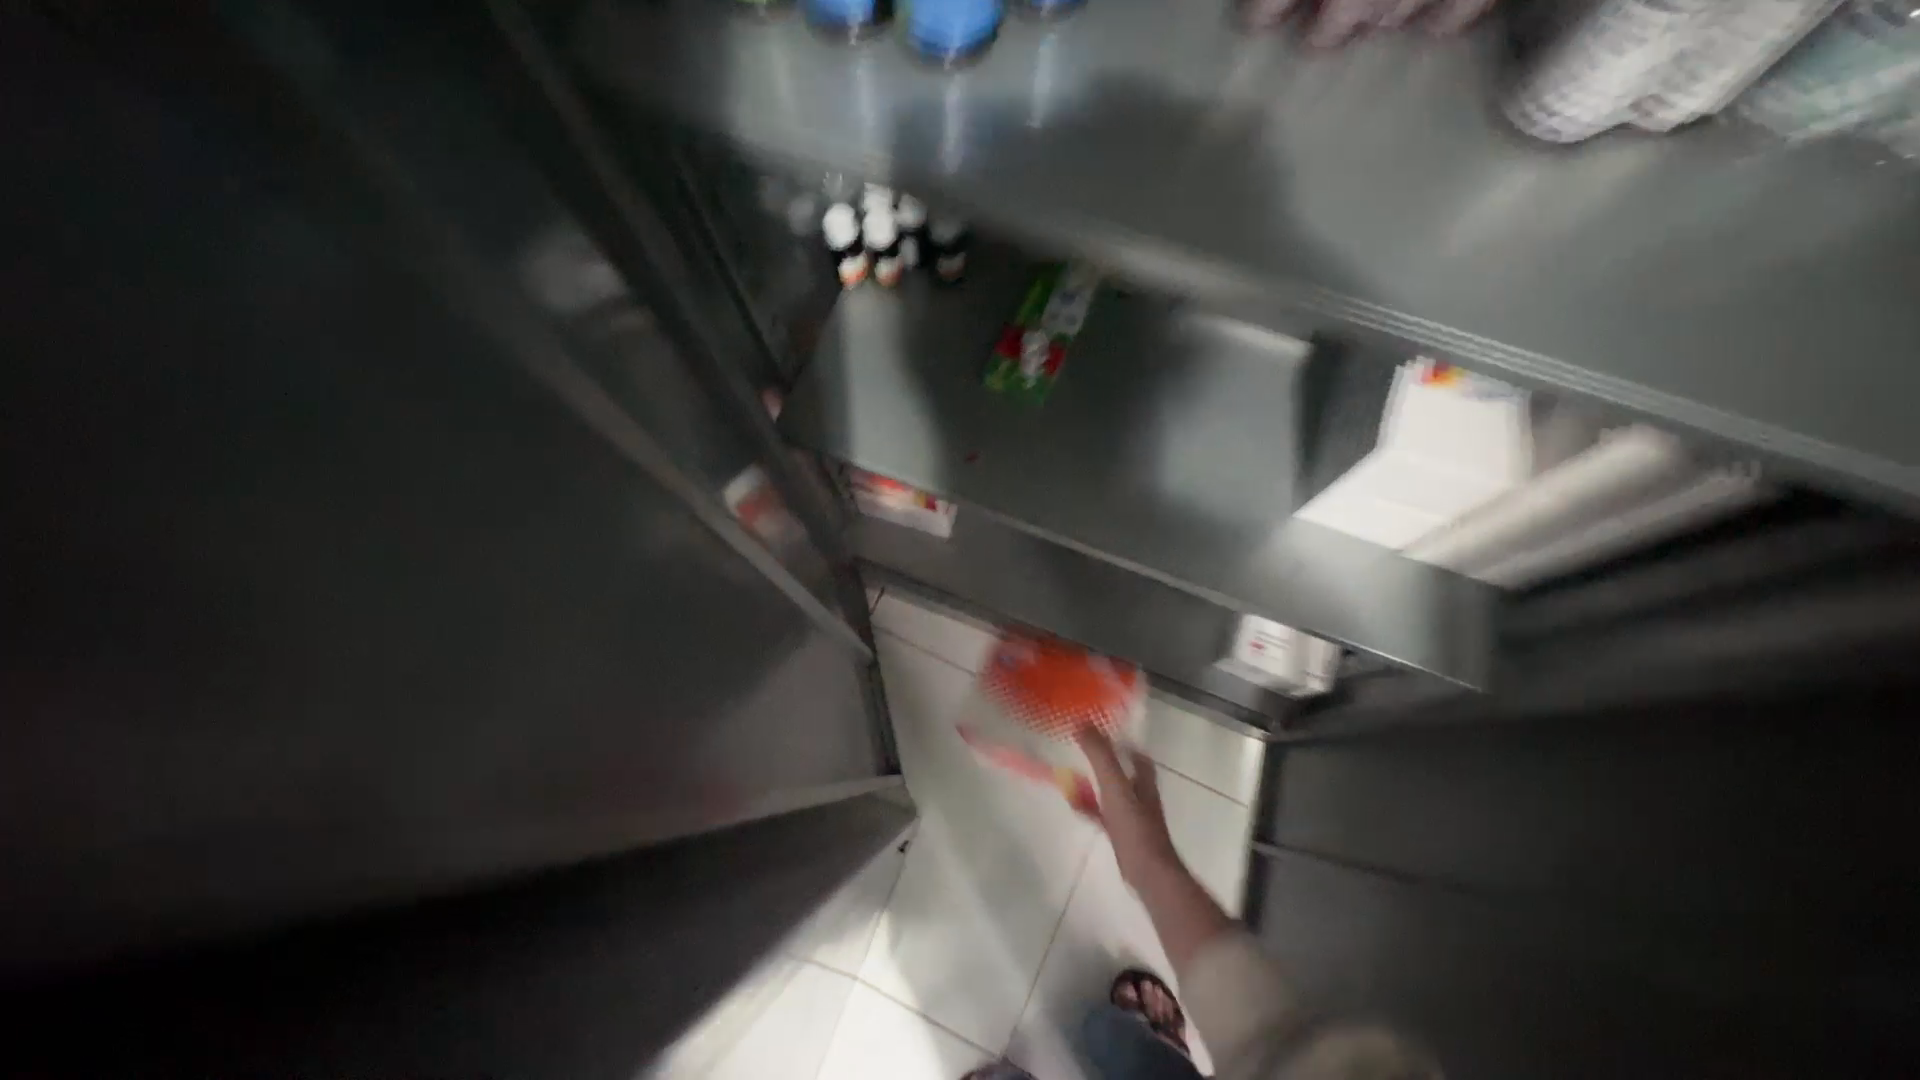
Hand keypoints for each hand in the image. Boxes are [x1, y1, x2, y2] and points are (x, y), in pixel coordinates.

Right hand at [1076, 730, 1181, 889]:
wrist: (1147, 872)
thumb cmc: (1134, 827)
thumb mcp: (1114, 786)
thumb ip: (1100, 755)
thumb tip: (1082, 723)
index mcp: (1144, 781)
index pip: (1137, 755)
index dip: (1123, 744)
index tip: (1102, 734)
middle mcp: (1142, 796)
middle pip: (1124, 773)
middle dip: (1105, 763)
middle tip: (1082, 753)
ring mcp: (1133, 817)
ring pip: (1113, 794)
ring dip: (1096, 784)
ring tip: (1073, 776)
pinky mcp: (1123, 836)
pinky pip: (1104, 815)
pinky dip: (1091, 808)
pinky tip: (1077, 808)